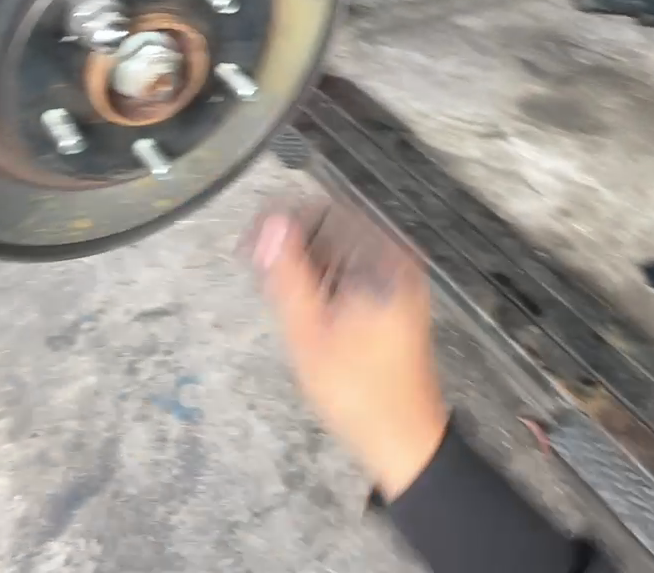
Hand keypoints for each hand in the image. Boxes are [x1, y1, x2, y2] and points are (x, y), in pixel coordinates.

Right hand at [254, 209, 449, 498]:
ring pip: (334, 248)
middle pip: (329, 228)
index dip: (280, 223)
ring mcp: (395, 277)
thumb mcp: (310, 330)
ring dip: (300, 261)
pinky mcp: (390, 295)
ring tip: (271, 287)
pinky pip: (346, 268)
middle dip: (288, 244)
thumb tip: (270, 222)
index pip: (323, 211)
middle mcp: (395, 259)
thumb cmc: (359, 392)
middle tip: (255, 268)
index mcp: (383, 260)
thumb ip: (288, 272)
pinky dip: (318, 277)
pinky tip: (298, 300)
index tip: (250, 244)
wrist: (404, 442)